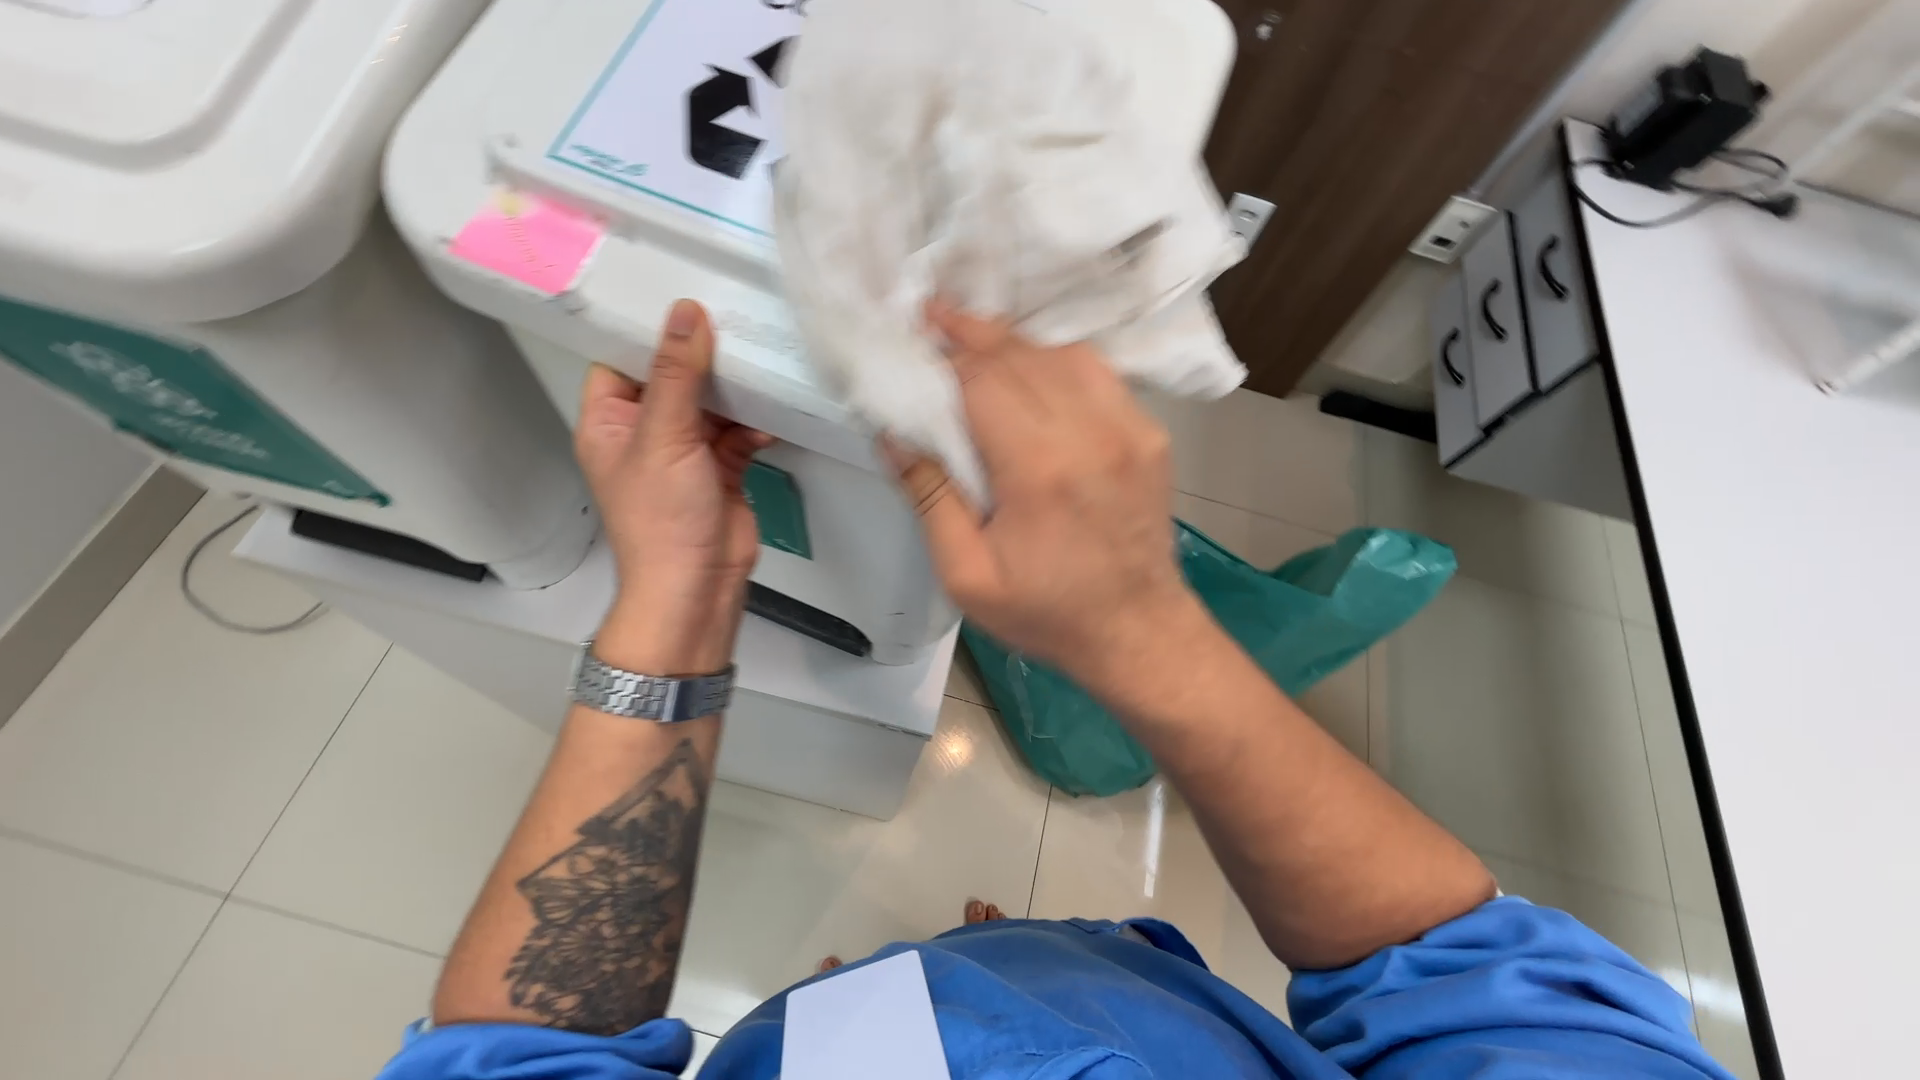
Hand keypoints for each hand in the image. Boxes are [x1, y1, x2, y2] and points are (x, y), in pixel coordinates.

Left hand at [575, 299, 771, 674]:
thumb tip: (687, 309)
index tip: (680, 288)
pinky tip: (773, 417)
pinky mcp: (722, 468)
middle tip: (735, 309)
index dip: (646, 327)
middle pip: (674, 376)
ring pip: (712, 403)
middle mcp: (646, 431)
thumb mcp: (666, 437)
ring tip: (763, 354)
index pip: (621, 358)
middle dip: (703, 352)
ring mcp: (686, 451)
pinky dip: (756, 426)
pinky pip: (739, 433)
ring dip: (736, 389)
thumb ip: (678, 373)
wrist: (698, 588)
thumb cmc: (664, 517)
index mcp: (611, 421)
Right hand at [890, 302, 1204, 688]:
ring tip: (976, 339)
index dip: (945, 354)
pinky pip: (1097, 375)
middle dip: (972, 334)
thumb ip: (929, 497)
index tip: (915, 334)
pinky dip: (1058, 362)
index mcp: (1040, 468)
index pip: (983, 381)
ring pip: (1063, 355)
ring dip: (1015, 343)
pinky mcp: (1149, 434)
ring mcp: (1129, 428)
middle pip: (1021, 357)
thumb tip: (892, 432)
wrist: (1137, 632)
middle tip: (935, 317)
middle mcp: (1091, 433)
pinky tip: (1032, 370)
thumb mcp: (967, 574)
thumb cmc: (1046, 612)